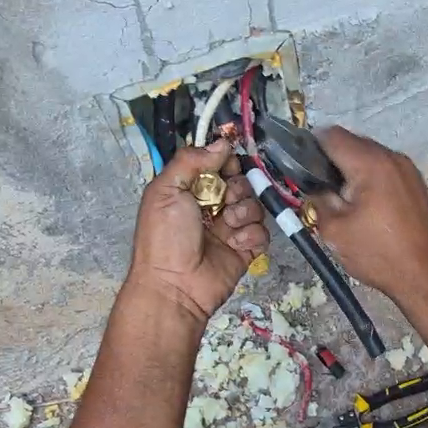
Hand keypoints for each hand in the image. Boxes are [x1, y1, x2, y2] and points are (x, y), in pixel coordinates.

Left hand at [125, 141, 268, 322]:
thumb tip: (222, 142)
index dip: (227, 162)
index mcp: (191, 189)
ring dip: (244, 211)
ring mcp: (231, 228)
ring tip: (228, 225)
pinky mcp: (246, 249)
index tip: (227, 166)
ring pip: (255, 205)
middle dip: (237, 188)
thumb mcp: (166, 190)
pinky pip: (262, 232)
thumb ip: (191, 160)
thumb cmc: (164, 236)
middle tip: (224, 200)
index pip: (220, 164)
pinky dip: (251, 235)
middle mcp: (213, 205)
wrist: (174, 285)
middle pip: (242, 182)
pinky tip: (235, 244)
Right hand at [309, 127, 427, 306]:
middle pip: (352, 143)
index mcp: (370, 163)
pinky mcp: (416, 183)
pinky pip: (385, 168)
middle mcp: (392, 157)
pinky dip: (371, 177)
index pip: (332, 135)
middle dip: (333, 160)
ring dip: (352, 169)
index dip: (311, 146)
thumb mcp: (333, 229)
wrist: (422, 275)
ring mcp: (408, 168)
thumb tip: (313, 184)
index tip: (302, 168)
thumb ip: (318, 198)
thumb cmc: (376, 253)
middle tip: (321, 189)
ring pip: (370, 155)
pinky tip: (366, 204)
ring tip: (344, 199)